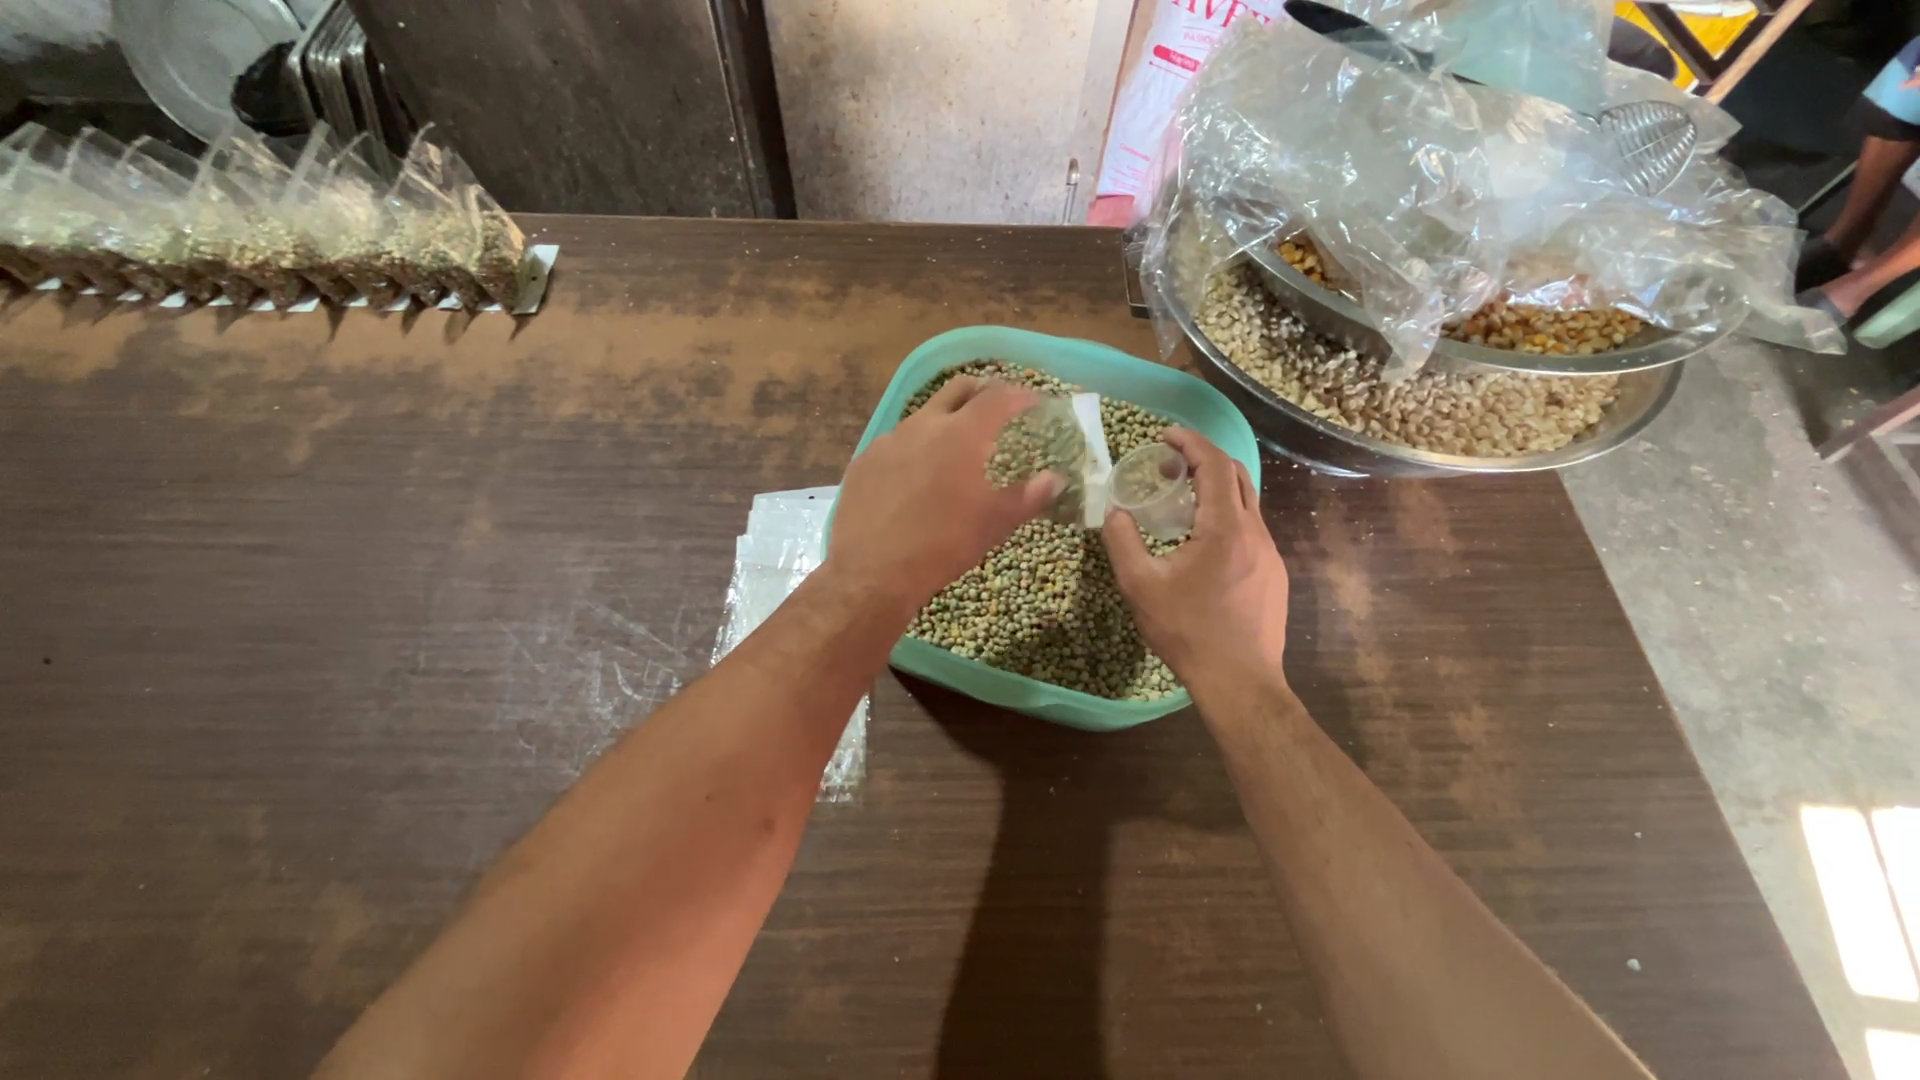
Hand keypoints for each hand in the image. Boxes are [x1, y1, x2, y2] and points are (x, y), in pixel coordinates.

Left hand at [829, 376, 1062, 615]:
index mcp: (961, 434)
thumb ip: (1029, 496)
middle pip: (957, 389)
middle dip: (981, 391)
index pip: (997, 397)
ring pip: (923, 416)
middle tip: (996, 406)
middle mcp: (923, 425)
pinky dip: (915, 448)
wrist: (873, 571)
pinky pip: (895, 443)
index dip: (1019, 395)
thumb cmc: (944, 545)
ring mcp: (888, 440)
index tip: (1033, 402)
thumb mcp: (994, 524)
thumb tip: (1055, 480)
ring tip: (955, 446)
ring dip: (945, 421)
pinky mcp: (864, 461)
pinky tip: (916, 475)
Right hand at [1100, 428, 1288, 692]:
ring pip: (1247, 503)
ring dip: (1216, 489)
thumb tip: (1114, 512)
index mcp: (1226, 527)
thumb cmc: (1188, 632)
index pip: (1214, 464)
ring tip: (1182, 500)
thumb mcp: (1140, 586)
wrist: (1240, 681)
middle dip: (1203, 459)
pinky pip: (1251, 529)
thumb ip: (1122, 541)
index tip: (1164, 436)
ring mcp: (1271, 554)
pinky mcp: (1274, 574)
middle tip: (1169, 465)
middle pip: (1236, 475)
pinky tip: (1202, 541)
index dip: (1190, 442)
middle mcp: (1256, 532)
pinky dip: (1226, 516)